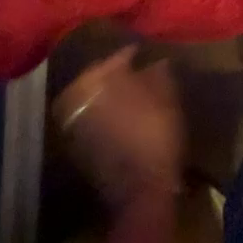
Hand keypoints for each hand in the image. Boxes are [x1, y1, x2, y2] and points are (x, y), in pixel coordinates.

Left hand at [52, 45, 184, 209]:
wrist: (139, 190)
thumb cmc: (155, 136)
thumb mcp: (166, 99)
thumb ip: (159, 74)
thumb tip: (156, 60)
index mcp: (99, 81)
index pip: (116, 58)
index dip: (132, 54)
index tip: (144, 51)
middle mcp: (80, 97)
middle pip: (96, 77)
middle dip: (114, 73)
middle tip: (134, 71)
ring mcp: (75, 123)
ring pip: (90, 98)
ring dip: (105, 93)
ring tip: (127, 93)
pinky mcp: (78, 145)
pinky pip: (89, 118)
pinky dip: (102, 113)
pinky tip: (120, 116)